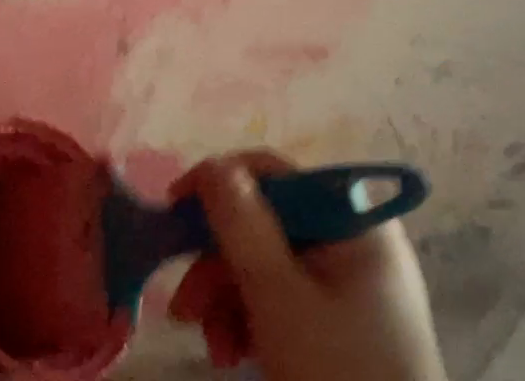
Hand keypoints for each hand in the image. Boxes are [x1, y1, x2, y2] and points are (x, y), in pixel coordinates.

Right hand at [168, 151, 448, 380]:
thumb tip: (212, 164)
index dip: (218, 184)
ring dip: (222, 301)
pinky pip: (278, 300)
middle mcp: (351, 242)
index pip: (273, 174)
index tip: (173, 210)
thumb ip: (240, 223)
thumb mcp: (277, 294)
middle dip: (214, 266)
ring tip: (209, 343)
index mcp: (351, 220)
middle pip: (260, 225)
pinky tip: (230, 353)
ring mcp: (346, 285)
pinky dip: (246, 321)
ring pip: (261, 266)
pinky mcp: (337, 324)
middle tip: (184, 305)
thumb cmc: (338, 369)